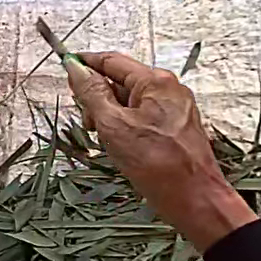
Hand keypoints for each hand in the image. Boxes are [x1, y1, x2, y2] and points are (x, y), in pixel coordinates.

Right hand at [63, 51, 256, 250]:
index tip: (65, 67)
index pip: (111, 61)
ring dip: (109, 115)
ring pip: (129, 101)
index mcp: (155, 81)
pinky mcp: (175, 127)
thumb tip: (76, 70)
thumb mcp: (113, 125)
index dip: (85, 64)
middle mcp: (168, 89)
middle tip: (87, 121)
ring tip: (105, 140)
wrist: (194, 198)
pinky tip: (120, 145)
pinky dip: (124, 126)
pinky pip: (141, 116)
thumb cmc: (158, 164)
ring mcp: (174, 108)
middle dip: (97, 98)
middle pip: (120, 81)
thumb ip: (92, 94)